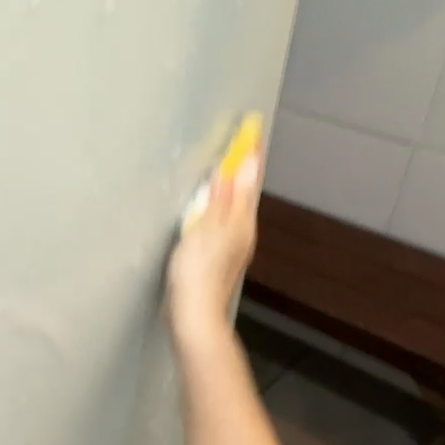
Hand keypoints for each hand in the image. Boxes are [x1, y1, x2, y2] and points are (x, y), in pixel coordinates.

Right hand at [167, 147, 262, 344]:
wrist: (194, 315)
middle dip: (242, 168)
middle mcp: (242, 233)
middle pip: (244, 193)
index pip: (248, 179)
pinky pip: (222, 223)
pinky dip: (219, 207)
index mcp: (241, 222)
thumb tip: (238, 163)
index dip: (249, 154)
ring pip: (234, 208)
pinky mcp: (216, 261)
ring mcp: (230, 248)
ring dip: (231, 187)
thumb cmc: (197, 273)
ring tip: (225, 169)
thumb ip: (221, 196)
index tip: (251, 128)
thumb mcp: (206, 228)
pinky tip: (209, 209)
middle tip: (241, 143)